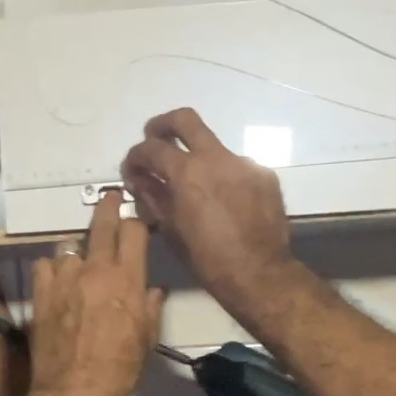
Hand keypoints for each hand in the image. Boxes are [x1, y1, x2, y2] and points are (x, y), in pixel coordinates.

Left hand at [26, 192, 164, 395]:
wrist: (75, 391)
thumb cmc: (120, 370)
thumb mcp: (147, 339)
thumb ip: (149, 308)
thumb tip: (151, 290)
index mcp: (128, 280)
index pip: (134, 231)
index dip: (136, 221)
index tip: (135, 219)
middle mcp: (96, 270)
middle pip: (102, 223)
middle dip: (108, 206)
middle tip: (109, 197)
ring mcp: (65, 278)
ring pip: (70, 244)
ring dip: (78, 248)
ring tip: (80, 258)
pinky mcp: (40, 292)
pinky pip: (45, 264)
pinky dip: (53, 267)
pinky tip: (57, 279)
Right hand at [120, 108, 294, 313]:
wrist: (260, 274)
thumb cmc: (208, 260)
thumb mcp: (172, 231)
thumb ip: (153, 198)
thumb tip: (139, 180)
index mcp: (188, 173)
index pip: (151, 149)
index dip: (135, 157)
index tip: (131, 169)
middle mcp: (217, 158)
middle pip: (185, 120)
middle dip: (163, 125)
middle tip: (154, 138)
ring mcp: (244, 164)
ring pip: (213, 147)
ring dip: (197, 158)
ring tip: (193, 185)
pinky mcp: (264, 176)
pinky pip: (236, 168)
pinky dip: (222, 178)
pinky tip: (223, 201)